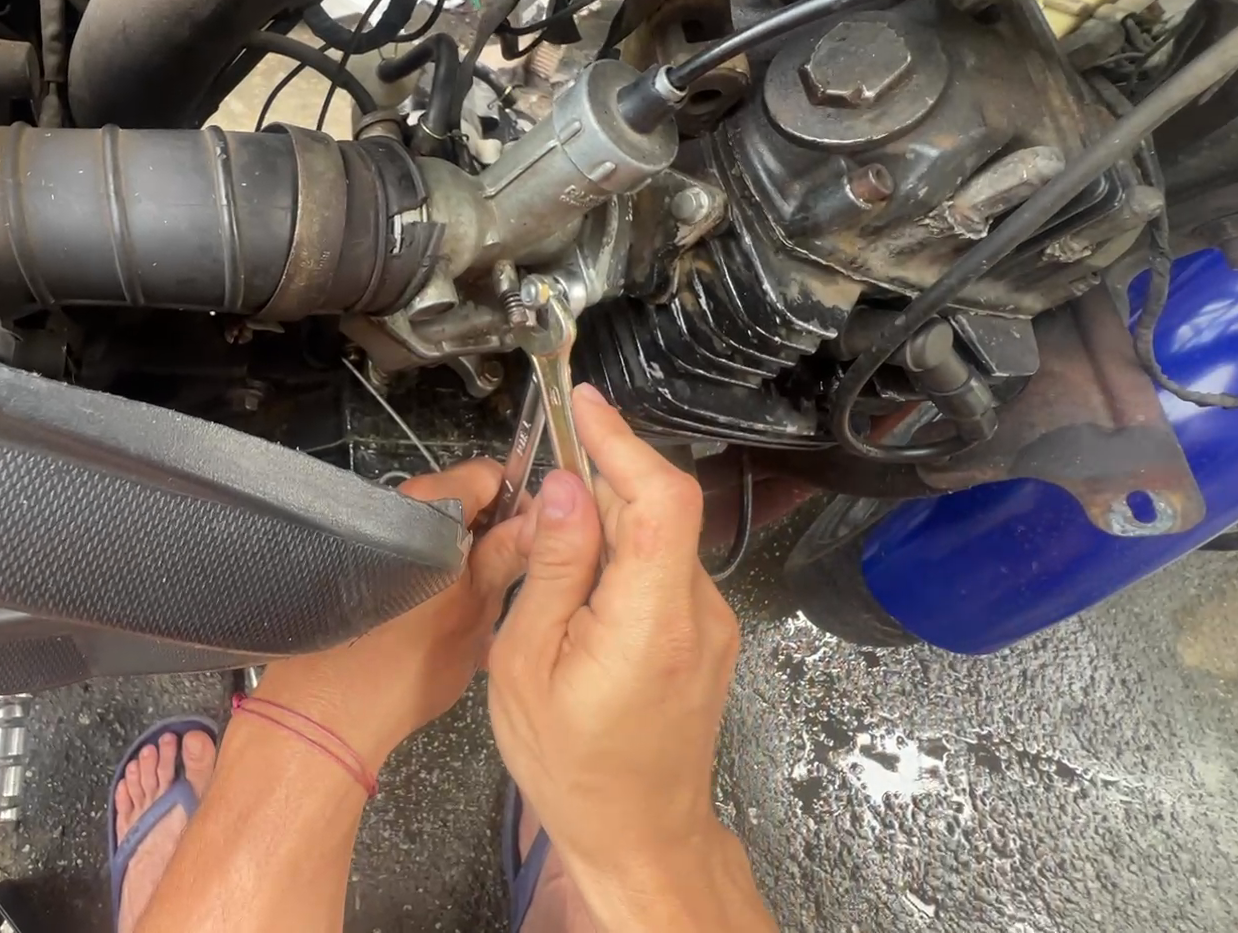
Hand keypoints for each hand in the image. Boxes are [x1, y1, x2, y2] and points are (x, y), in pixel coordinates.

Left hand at [256, 459, 527, 770]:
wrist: (333, 705)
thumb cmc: (411, 660)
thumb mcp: (478, 608)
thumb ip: (509, 554)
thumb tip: (543, 517)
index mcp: (426, 506)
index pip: (485, 473)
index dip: (518, 500)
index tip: (533, 540)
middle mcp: (393, 505)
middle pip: (459, 497)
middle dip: (490, 531)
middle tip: (509, 578)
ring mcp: (371, 531)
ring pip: (435, 526)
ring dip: (461, 552)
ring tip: (477, 601)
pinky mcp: (357, 558)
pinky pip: (409, 546)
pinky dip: (432, 566)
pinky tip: (440, 609)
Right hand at [489, 385, 770, 929]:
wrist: (638, 835)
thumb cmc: (567, 759)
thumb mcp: (526, 662)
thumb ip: (552, 568)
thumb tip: (561, 487)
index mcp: (649, 619)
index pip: (658, 499)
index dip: (622, 441)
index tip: (582, 402)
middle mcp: (698, 611)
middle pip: (659, 507)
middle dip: (602, 471)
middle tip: (542, 471)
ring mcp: (711, 623)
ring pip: (660, 533)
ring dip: (607, 510)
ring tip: (548, 531)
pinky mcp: (706, 633)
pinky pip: (663, 564)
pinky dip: (622, 545)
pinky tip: (579, 571)